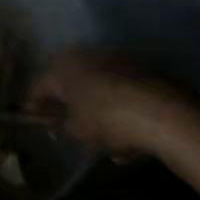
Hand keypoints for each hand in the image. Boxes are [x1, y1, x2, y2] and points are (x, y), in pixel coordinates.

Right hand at [31, 51, 199, 156]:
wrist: (164, 113)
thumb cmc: (107, 118)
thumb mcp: (77, 130)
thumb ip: (61, 126)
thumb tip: (58, 125)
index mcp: (62, 64)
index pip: (39, 88)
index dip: (36, 109)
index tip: (38, 126)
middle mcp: (85, 54)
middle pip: (70, 86)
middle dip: (72, 110)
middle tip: (75, 134)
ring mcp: (114, 58)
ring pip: (98, 91)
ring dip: (99, 115)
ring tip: (111, 146)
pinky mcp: (139, 68)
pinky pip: (120, 92)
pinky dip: (120, 111)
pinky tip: (130, 138)